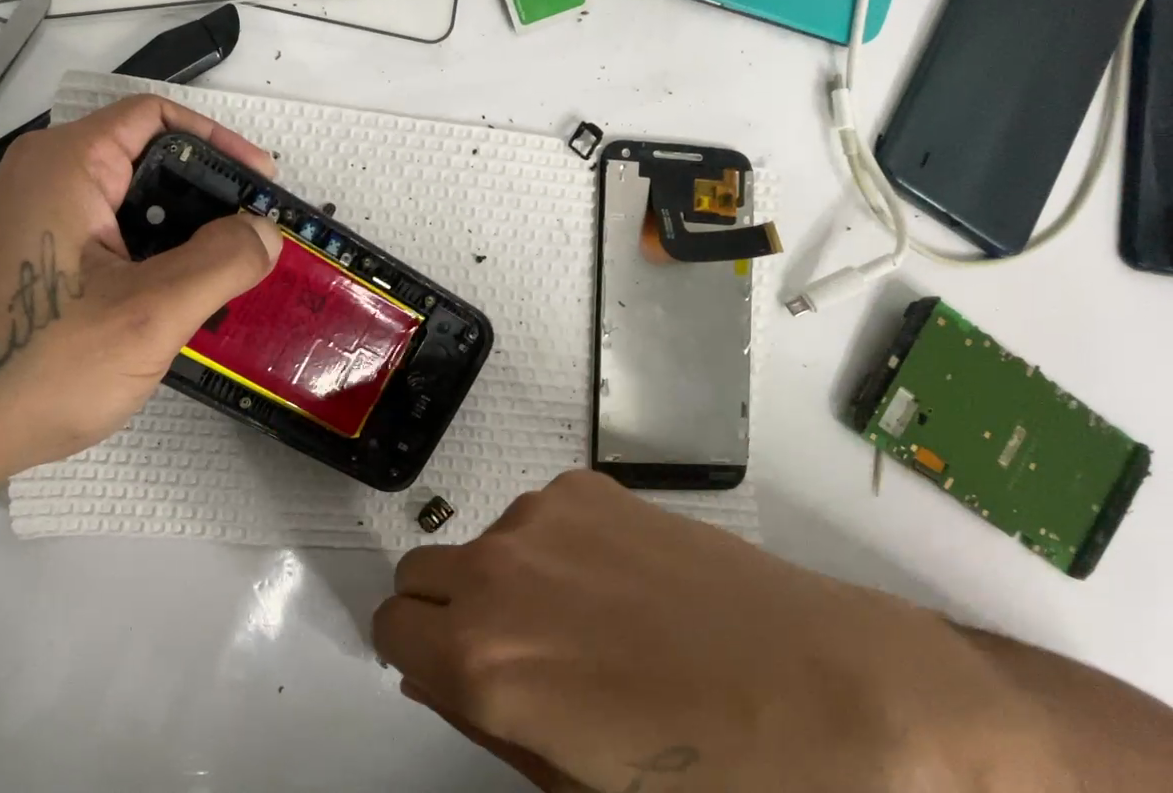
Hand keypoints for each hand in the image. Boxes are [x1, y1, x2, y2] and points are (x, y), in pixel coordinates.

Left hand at [0, 95, 282, 482]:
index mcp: (65, 164)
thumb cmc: (38, 367)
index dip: (219, 141)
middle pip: (139, 160)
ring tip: (218, 283)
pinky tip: (163, 308)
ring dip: (173, 237)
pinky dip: (140, 261)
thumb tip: (264, 230)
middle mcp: (38, 178)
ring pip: (119, 208)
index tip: (263, 186)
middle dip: (202, 199)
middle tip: (248, 245)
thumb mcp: (148, 315)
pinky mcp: (19, 263)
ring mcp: (23, 223)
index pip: (155, 116)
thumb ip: (219, 264)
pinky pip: (95, 243)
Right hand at [372, 471, 1062, 792]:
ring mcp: (540, 520)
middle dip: (446, 614)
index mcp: (481, 660)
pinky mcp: (589, 489)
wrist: (860, 702)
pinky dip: (557, 549)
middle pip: (416, 576)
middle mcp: (492, 574)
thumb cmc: (723, 781)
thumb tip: (432, 678)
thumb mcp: (585, 787)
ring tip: (596, 623)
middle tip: (520, 655)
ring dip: (506, 580)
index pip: (390, 632)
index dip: (420, 660)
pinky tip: (631, 586)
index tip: (461, 678)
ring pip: (480, 546)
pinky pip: (536, 519)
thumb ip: (486, 725)